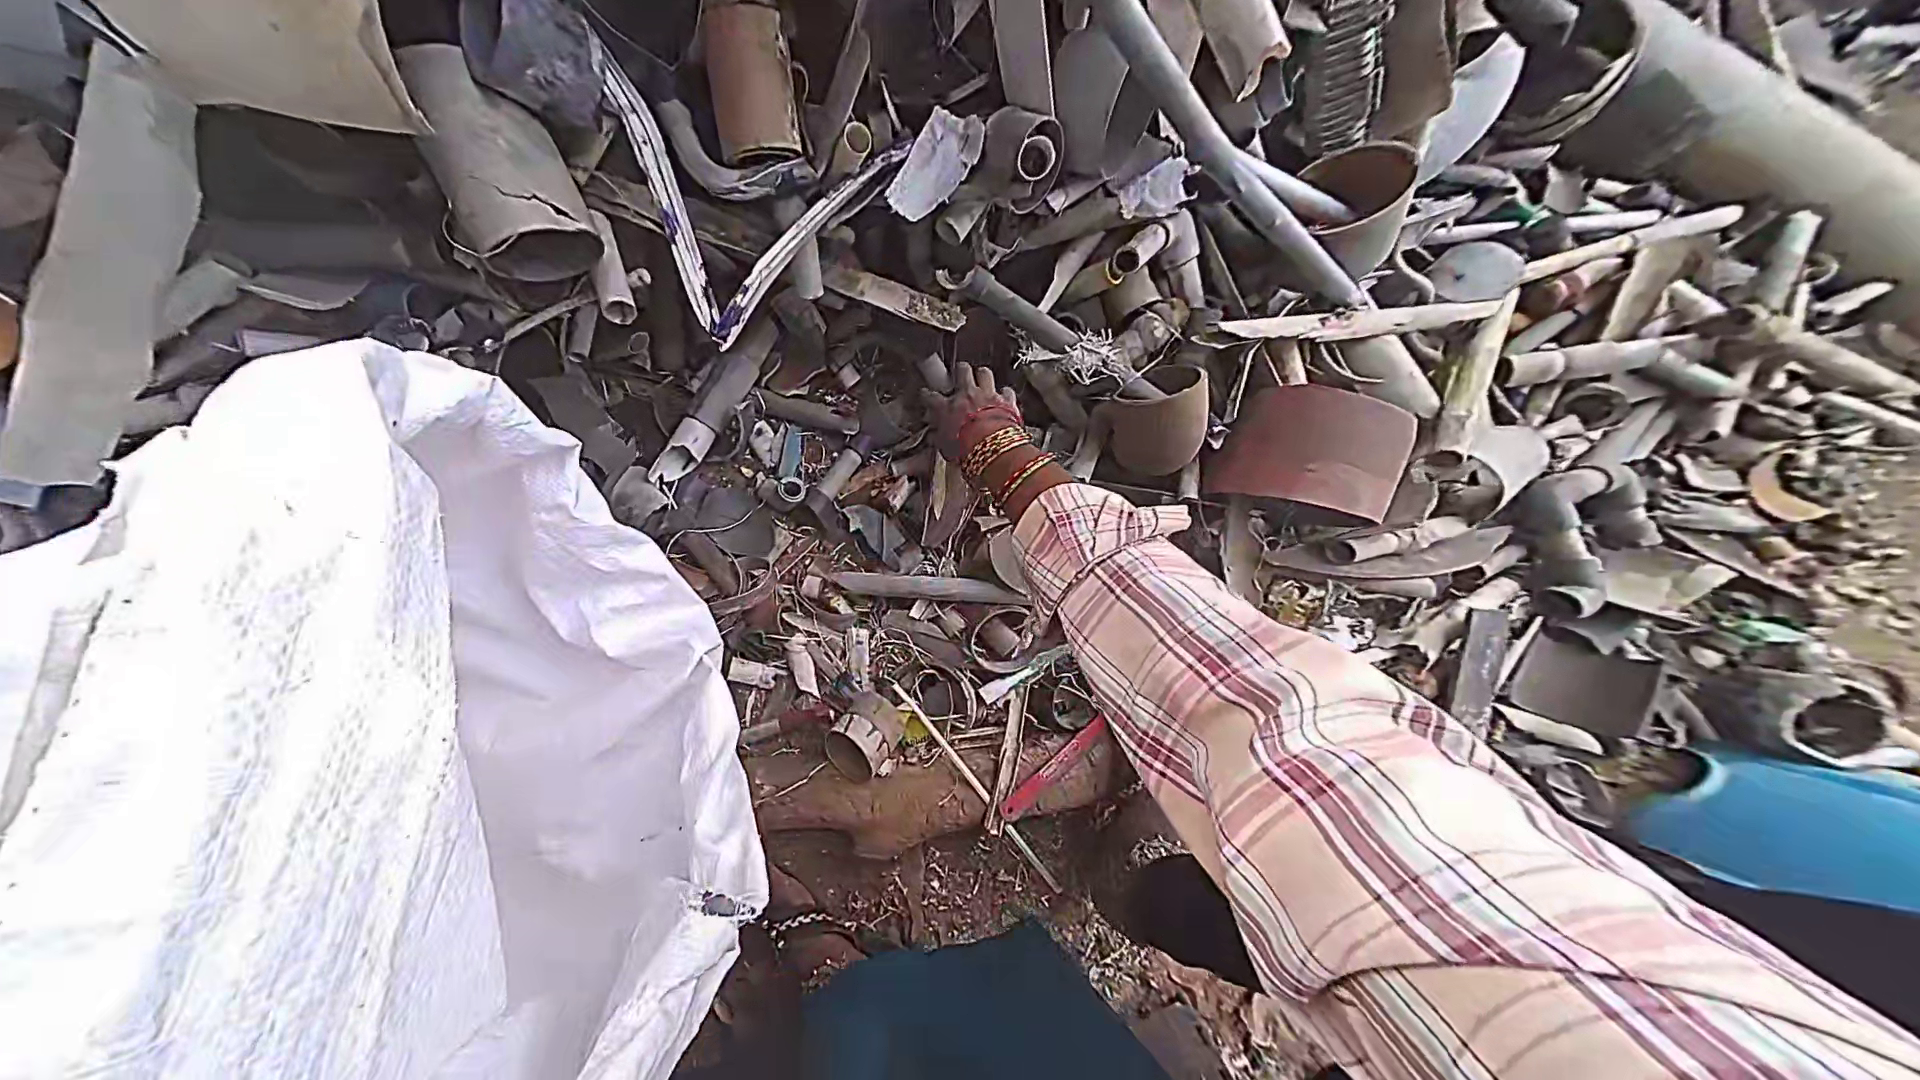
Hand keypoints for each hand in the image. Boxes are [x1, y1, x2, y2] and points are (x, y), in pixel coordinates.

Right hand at [920, 362, 1022, 463]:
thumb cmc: (966, 450)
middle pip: (962, 371)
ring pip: (984, 373)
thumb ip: (938, 438)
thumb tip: (935, 437)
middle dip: (960, 371)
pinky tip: (1004, 397)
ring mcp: (987, 396)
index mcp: (946, 408)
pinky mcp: (1006, 402)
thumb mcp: (944, 448)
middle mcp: (966, 396)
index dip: (927, 395)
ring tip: (982, 380)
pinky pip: (1006, 391)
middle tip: (960, 374)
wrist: (993, 448)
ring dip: (983, 376)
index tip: (927, 396)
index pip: (930, 396)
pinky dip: (1005, 394)